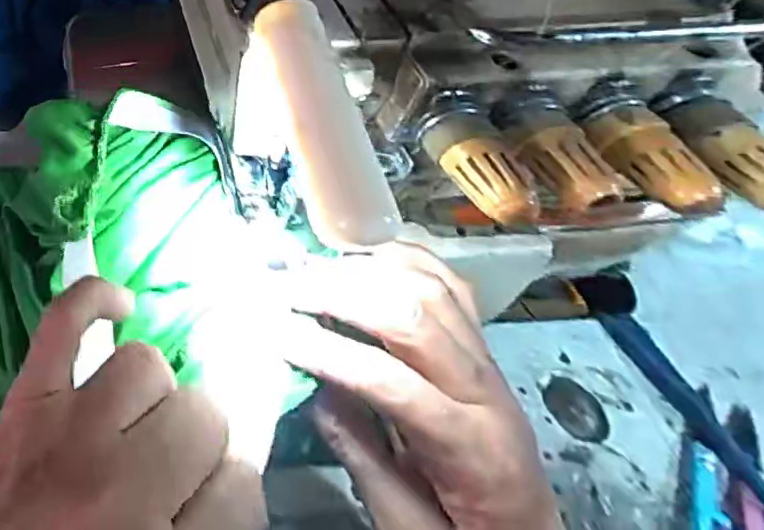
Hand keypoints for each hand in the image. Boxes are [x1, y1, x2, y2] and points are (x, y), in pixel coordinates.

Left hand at [0, 276, 266, 529]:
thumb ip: (201, 527)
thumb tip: (237, 473)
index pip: (239, 489)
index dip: (231, 489)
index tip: (212, 498)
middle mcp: (117, 484)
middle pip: (201, 417)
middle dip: (196, 442)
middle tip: (169, 470)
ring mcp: (67, 430)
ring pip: (146, 366)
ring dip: (150, 394)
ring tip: (131, 426)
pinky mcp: (24, 400)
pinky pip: (65, 320)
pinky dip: (94, 298)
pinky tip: (120, 306)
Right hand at [278, 243, 558, 529]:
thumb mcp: (407, 522)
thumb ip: (359, 454)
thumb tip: (310, 385)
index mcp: (474, 451)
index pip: (393, 383)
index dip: (329, 354)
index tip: (277, 334)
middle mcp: (486, 390)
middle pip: (412, 316)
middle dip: (341, 295)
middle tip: (286, 288)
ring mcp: (487, 357)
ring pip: (428, 286)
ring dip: (365, 270)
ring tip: (314, 270)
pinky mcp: (480, 340)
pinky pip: (445, 280)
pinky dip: (400, 260)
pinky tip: (362, 260)